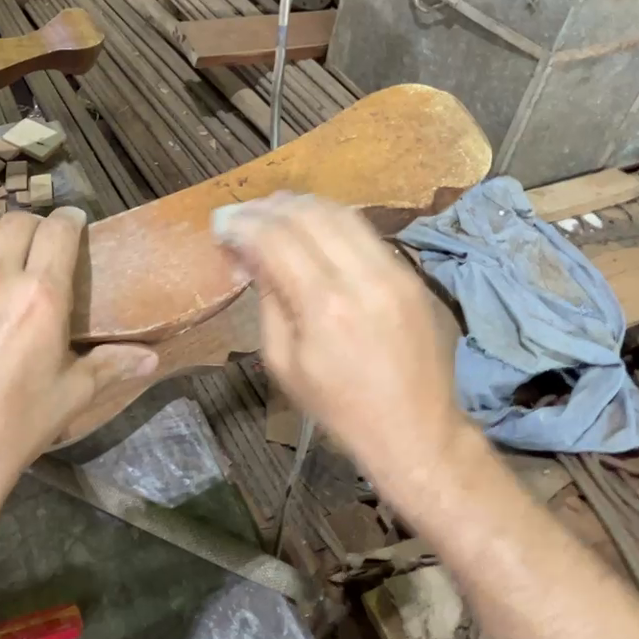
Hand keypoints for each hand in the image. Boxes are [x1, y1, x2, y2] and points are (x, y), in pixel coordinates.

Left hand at [0, 188, 157, 534]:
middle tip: (36, 241)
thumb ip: (111, 366)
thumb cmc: (15, 429)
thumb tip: (152, 357)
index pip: (58, 233)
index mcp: (42, 297)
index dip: (68, 221)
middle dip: (32, 225)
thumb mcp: (71, 397)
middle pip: (17, 224)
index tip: (71, 223)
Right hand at [215, 193, 472, 477]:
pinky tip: (311, 230)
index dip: (242, 223)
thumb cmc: (338, 408)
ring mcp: (394, 272)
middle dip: (268, 207)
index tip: (222, 224)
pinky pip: (365, 231)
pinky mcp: (411, 275)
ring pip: (340, 212)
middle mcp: (362, 278)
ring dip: (300, 206)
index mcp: (325, 306)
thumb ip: (268, 299)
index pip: (275, 238)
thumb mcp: (283, 362)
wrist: (416, 433)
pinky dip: (331, 221)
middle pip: (308, 213)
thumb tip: (249, 253)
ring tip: (273, 212)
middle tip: (243, 214)